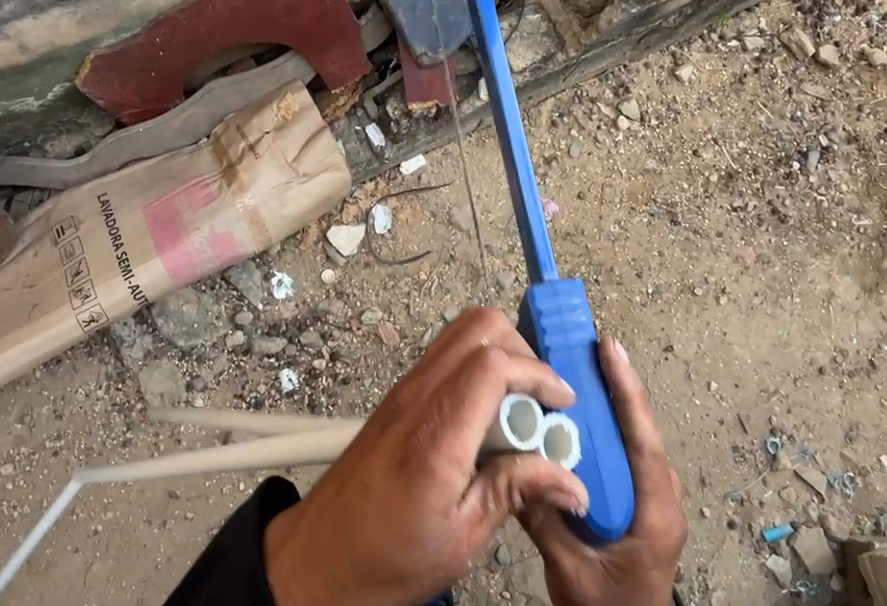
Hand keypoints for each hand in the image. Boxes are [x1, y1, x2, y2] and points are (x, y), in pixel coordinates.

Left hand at [263, 307, 590, 605]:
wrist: (318, 559)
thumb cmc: (381, 558)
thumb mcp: (461, 538)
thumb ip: (514, 493)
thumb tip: (568, 481)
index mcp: (436, 433)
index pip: (492, 363)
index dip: (537, 374)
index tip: (562, 403)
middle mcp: (417, 397)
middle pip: (478, 327)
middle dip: (522, 353)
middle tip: (541, 403)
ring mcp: (403, 392)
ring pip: (460, 335)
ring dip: (499, 358)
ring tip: (518, 414)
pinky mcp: (397, 399)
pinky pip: (445, 359)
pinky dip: (476, 371)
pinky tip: (487, 421)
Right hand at [520, 337, 687, 605]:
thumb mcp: (573, 573)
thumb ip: (546, 523)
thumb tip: (514, 470)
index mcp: (655, 515)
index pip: (644, 442)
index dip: (627, 392)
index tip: (609, 350)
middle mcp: (661, 498)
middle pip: (639, 429)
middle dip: (613, 384)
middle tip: (583, 344)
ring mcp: (652, 499)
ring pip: (631, 439)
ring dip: (607, 401)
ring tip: (576, 366)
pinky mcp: (638, 501)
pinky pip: (622, 453)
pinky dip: (602, 425)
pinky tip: (573, 414)